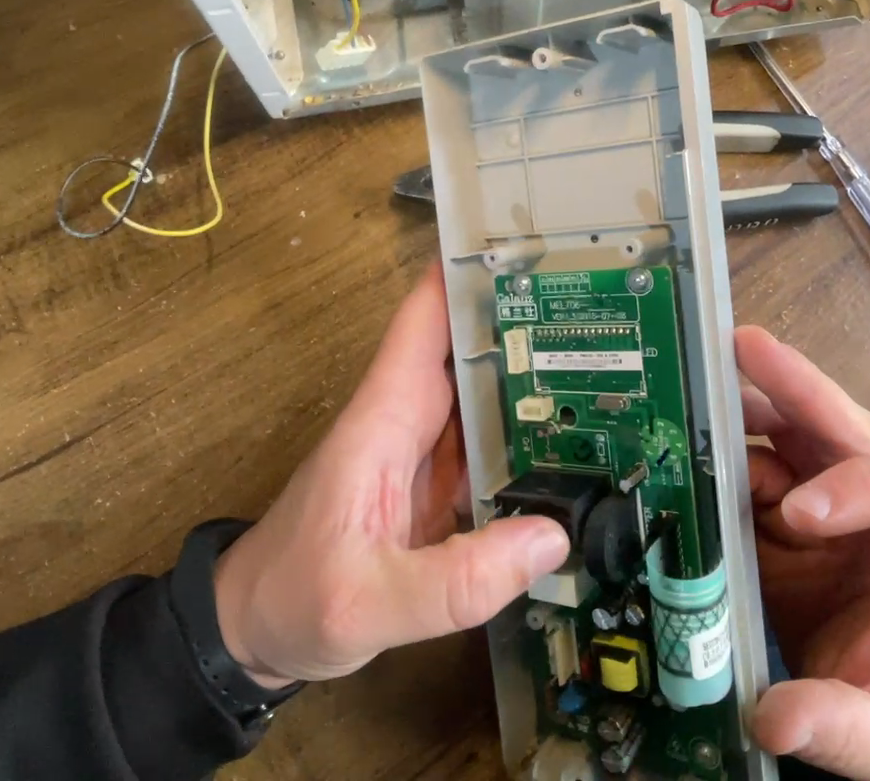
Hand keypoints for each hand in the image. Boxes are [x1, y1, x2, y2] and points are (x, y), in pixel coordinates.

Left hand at [211, 266, 570, 685]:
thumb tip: (550, 537)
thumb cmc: (294, 598)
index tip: (527, 238)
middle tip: (606, 298)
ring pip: (488, 391)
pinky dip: (532, 429)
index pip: (424, 319)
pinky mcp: (440, 481)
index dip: (467, 271)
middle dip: (529, 317)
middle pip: (472, 346)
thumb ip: (457, 580)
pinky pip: (494, 441)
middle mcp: (410, 418)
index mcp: (385, 417)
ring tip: (612, 354)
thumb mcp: (369, 601)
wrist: (257, 631)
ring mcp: (428, 449)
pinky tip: (579, 432)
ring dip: (538, 371)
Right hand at [737, 326, 869, 780]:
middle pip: (854, 431)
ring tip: (701, 381)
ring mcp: (833, 502)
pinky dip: (722, 451)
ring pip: (799, 433)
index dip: (864, 486)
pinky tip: (688, 441)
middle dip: (801, 388)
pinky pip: (756, 468)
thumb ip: (841, 727)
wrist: (868, 700)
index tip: (801, 514)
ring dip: (753, 404)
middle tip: (745, 347)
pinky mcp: (787, 509)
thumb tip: (775, 720)